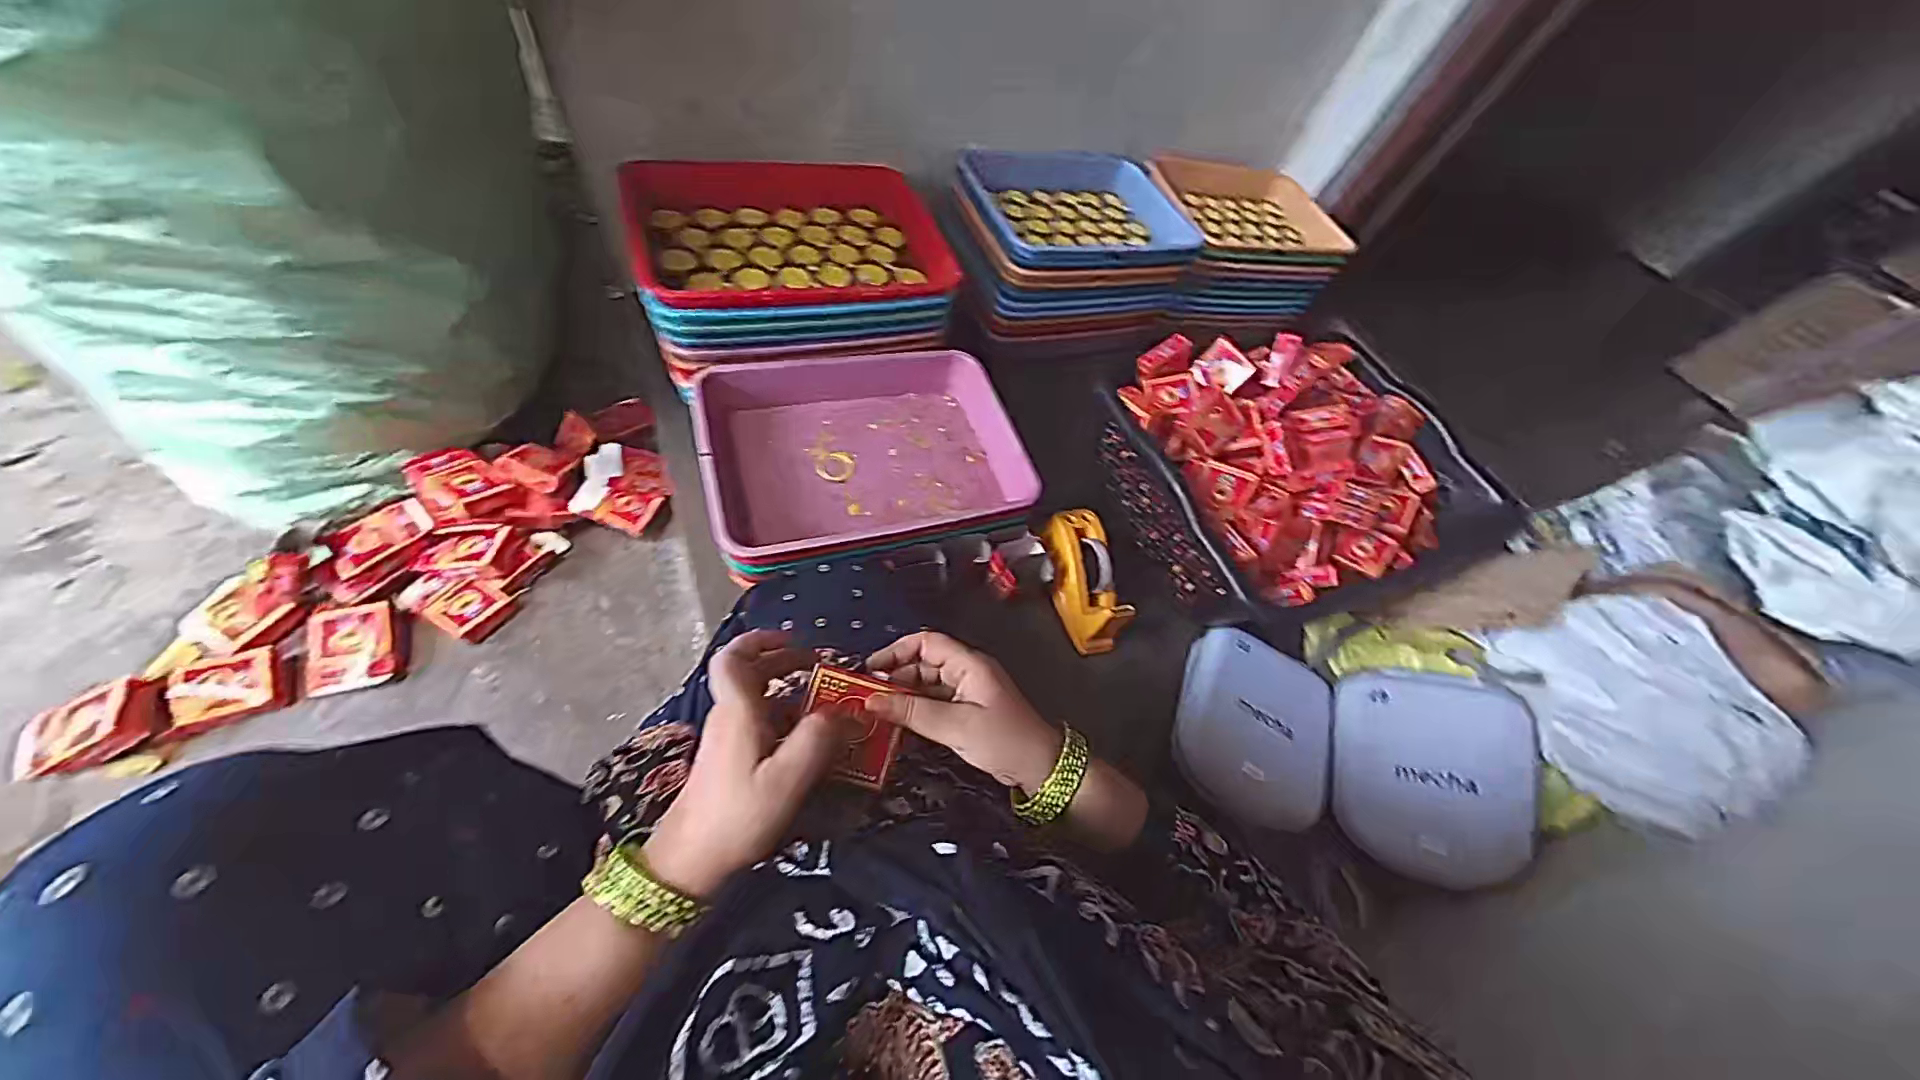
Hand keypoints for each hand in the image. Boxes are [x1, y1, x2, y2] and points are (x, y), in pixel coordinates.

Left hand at [643, 631, 856, 898]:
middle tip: (822, 667)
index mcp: (738, 710)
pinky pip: (760, 722)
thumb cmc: (738, 815)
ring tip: (826, 703)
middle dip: (787, 662)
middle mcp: (730, 716)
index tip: (793, 639)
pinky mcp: (731, 758)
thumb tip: (848, 711)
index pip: (733, 658)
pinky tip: (809, 738)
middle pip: (751, 673)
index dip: (760, 640)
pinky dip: (786, 718)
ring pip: (758, 699)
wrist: (690, 862)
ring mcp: (728, 737)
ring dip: (791, 692)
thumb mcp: (788, 778)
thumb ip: (819, 738)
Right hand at [864, 632, 1063, 793]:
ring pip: (926, 684)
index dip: (895, 652)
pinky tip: (898, 723)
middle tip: (867, 697)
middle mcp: (966, 672)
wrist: (1042, 768)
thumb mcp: (956, 726)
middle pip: (922, 664)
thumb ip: (913, 712)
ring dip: (903, 695)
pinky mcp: (967, 711)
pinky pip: (934, 702)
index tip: (870, 670)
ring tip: (877, 712)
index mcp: (968, 664)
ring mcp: (967, 692)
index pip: (925, 643)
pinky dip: (916, 709)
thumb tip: (871, 700)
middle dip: (894, 677)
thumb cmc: (1005, 740)